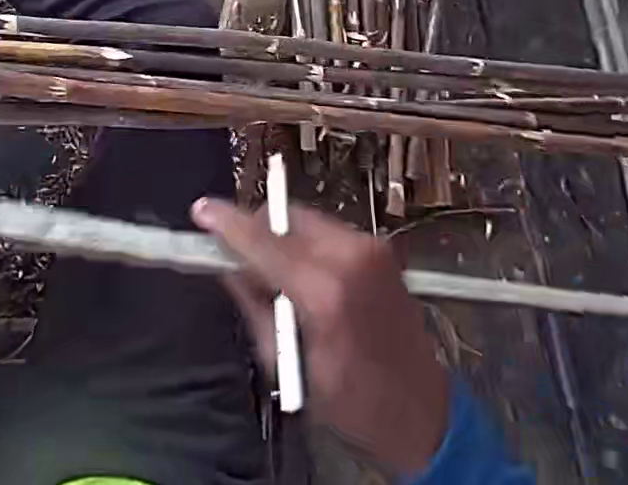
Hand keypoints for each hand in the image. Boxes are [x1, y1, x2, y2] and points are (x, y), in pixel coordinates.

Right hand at [192, 197, 448, 475]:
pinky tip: (301, 272)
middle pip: (278, 218)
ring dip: (277, 236)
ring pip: (298, 219)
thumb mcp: (286, 360)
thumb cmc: (352, 402)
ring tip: (273, 272)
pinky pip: (321, 229)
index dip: (225, 221)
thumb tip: (228, 263)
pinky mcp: (380, 248)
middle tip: (238, 258)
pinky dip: (301, 241)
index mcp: (324, 292)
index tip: (200, 210)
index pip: (260, 240)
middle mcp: (350, 258)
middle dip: (252, 231)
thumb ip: (253, 302)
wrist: (428, 416)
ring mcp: (370, 248)